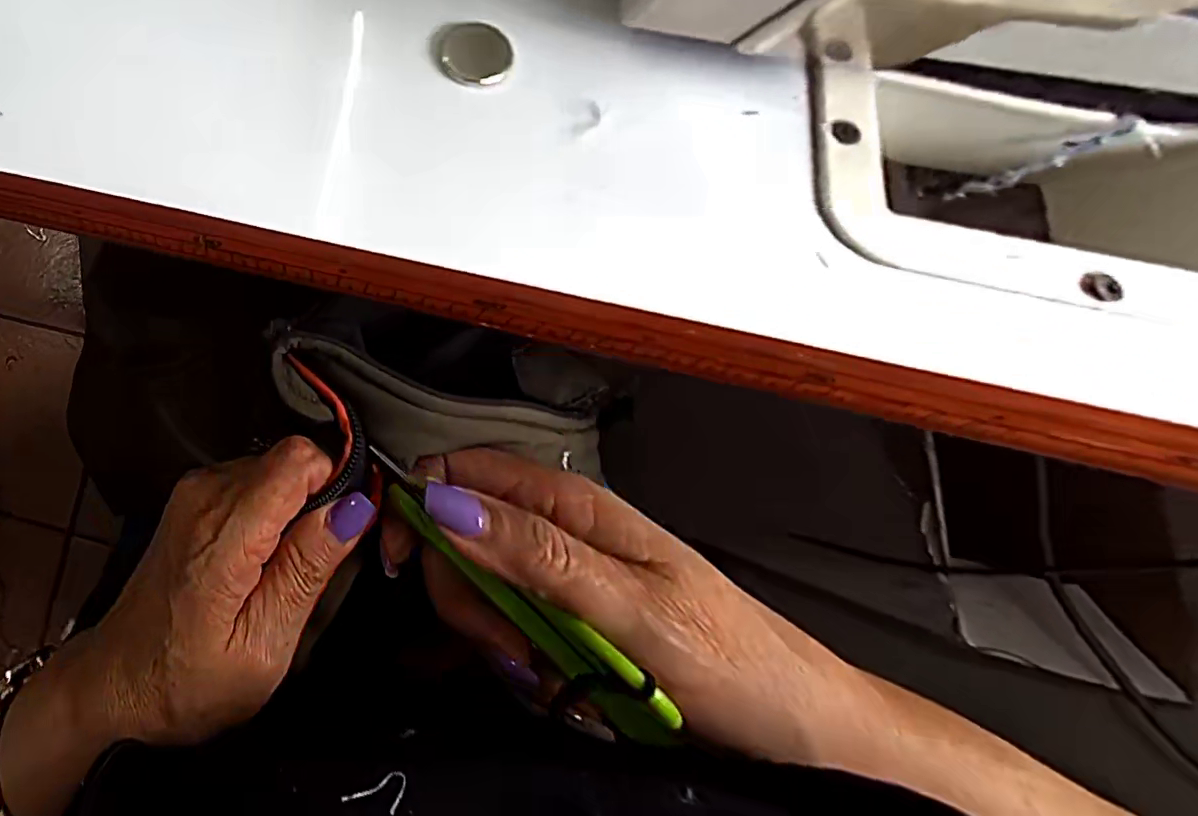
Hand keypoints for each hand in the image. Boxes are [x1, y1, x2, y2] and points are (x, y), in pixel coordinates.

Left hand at [75, 436, 376, 744]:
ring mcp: (196, 489)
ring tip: (281, 568)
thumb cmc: (182, 679)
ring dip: (296, 506)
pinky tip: (259, 557)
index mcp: (223, 529)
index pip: (300, 457)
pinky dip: (272, 509)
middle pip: (292, 459)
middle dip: (321, 499)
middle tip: (315, 562)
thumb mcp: (263, 644)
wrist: (118, 679)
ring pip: (277, 467)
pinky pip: (255, 479)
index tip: (343, 526)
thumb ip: (308, 567)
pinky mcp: (194, 494)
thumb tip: (353, 510)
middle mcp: (206, 493)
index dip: (335, 483)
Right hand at [386, 447, 873, 766]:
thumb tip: (446, 502)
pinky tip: (545, 676)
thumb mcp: (630, 607)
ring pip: (475, 578)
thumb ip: (535, 551)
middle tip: (503, 641)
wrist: (798, 726)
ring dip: (486, 627)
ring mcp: (557, 569)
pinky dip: (507, 650)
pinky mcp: (561, 610)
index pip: (462, 470)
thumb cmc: (731, 658)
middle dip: (459, 588)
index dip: (418, 502)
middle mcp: (555, 525)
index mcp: (568, 502)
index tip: (399, 558)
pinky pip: (502, 618)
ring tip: (539, 668)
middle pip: (458, 529)